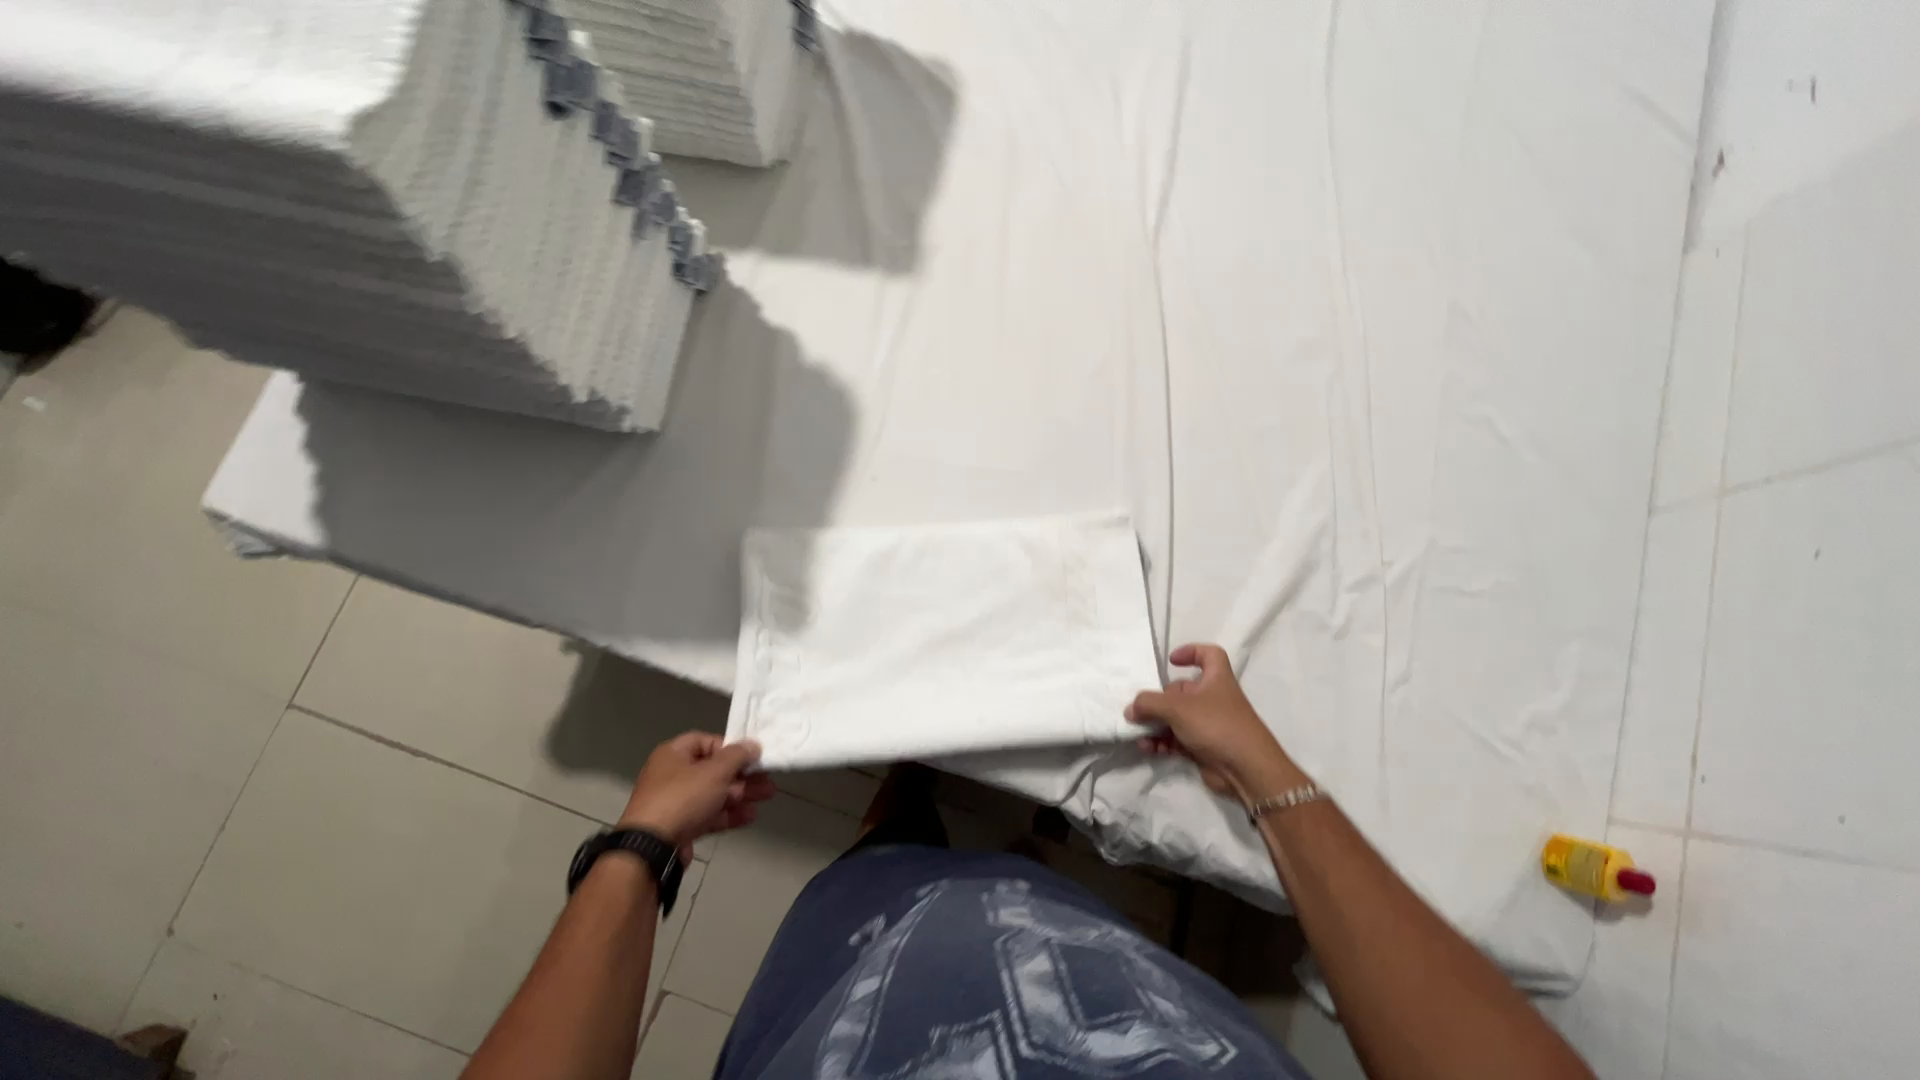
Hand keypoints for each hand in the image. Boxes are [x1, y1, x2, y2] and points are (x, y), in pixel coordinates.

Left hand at [619, 733, 774, 849]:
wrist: (652, 848)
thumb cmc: (683, 798)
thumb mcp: (715, 771)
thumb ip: (737, 756)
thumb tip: (753, 745)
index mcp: (673, 754)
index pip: (706, 742)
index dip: (730, 748)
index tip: (751, 757)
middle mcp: (672, 775)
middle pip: (713, 770)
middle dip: (742, 775)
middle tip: (767, 779)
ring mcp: (675, 803)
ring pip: (713, 794)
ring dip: (740, 794)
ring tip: (766, 797)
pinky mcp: (680, 826)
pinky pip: (708, 815)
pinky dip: (728, 814)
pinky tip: (750, 816)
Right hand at [1127, 644, 1308, 800]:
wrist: (1246, 769)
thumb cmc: (1216, 725)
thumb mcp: (1177, 708)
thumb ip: (1149, 704)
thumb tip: (1131, 709)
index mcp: (1216, 679)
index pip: (1209, 654)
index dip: (1191, 652)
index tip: (1170, 661)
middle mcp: (1213, 698)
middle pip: (1181, 691)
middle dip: (1158, 701)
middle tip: (1139, 711)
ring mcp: (1208, 724)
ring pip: (1175, 718)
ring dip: (1155, 725)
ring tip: (1139, 735)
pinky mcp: (1203, 747)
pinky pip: (1176, 739)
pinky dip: (1162, 742)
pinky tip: (1149, 749)